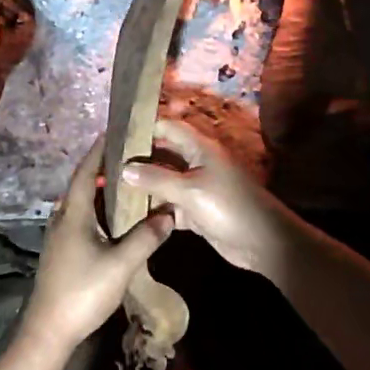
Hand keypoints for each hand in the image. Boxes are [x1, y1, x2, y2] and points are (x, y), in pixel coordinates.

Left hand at [17, 139, 174, 356]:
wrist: (49, 331)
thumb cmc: (82, 292)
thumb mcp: (121, 264)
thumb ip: (146, 237)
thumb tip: (170, 212)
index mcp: (73, 213)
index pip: (85, 171)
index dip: (98, 151)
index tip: (114, 132)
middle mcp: (62, 218)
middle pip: (81, 184)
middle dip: (102, 168)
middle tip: (129, 156)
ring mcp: (58, 236)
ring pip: (80, 203)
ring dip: (98, 189)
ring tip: (125, 182)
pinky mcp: (61, 252)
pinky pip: (79, 218)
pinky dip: (96, 208)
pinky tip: (113, 219)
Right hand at [121, 118, 299, 279]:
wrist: (263, 242)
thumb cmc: (228, 206)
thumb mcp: (189, 190)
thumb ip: (156, 178)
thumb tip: (123, 168)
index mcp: (200, 147)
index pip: (167, 127)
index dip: (143, 128)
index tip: (115, 135)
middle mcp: (197, 163)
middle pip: (163, 154)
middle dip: (138, 158)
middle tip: (106, 164)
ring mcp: (197, 187)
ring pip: (164, 181)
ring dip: (143, 185)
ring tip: (111, 188)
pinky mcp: (196, 211)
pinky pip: (169, 204)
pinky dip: (154, 208)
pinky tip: (130, 214)